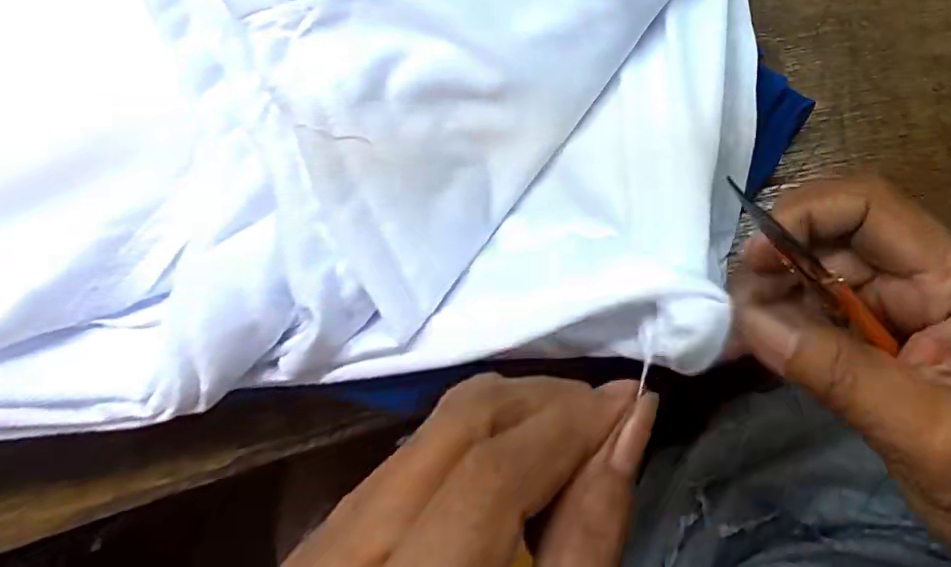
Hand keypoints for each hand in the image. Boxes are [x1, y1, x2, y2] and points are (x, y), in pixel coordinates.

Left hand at [286, 372, 657, 566]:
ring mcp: (313, 552)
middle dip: (552, 400)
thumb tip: (637, 415)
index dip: (574, 421)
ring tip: (569, 437)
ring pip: (435, 425)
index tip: (634, 400)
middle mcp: (338, 562)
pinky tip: (518, 465)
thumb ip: (595, 523)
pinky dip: (479, 438)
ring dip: (519, 412)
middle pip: (461, 421)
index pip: (492, 470)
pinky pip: (412, 453)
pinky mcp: (316, 546)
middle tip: (607, 416)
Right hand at [731, 176, 950, 566]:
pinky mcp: (893, 331)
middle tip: (733, 298)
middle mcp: (934, 272)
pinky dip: (794, 319)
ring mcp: (912, 300)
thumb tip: (751, 320)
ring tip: (736, 322)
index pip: (877, 208)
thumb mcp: (923, 432)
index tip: (754, 251)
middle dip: (786, 254)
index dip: (811, 212)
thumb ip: (839, 374)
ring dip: (782, 288)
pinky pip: (833, 308)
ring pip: (832, 268)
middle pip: (847, 233)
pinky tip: (759, 335)